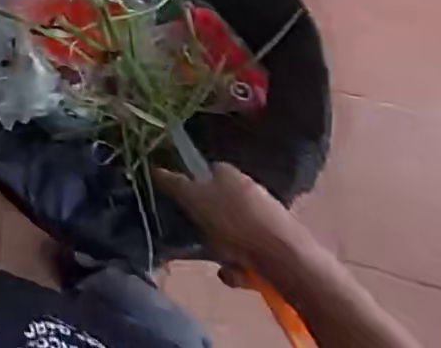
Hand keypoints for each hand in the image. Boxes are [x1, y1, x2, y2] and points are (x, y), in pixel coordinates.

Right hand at [151, 163, 315, 274]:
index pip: (202, 170)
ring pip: (232, 230)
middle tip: (194, 236)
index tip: (179, 203)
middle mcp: (247, 187)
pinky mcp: (278, 243)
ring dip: (221, 246)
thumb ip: (171, 182)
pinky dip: (240, 263)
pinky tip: (234, 274)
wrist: (287, 261)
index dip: (188, 185)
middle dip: (205, 222)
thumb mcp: (192, 198)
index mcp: (227, 170)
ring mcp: (265, 215)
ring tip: (216, 261)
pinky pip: (249, 251)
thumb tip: (152, 166)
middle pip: (217, 202)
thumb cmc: (234, 223)